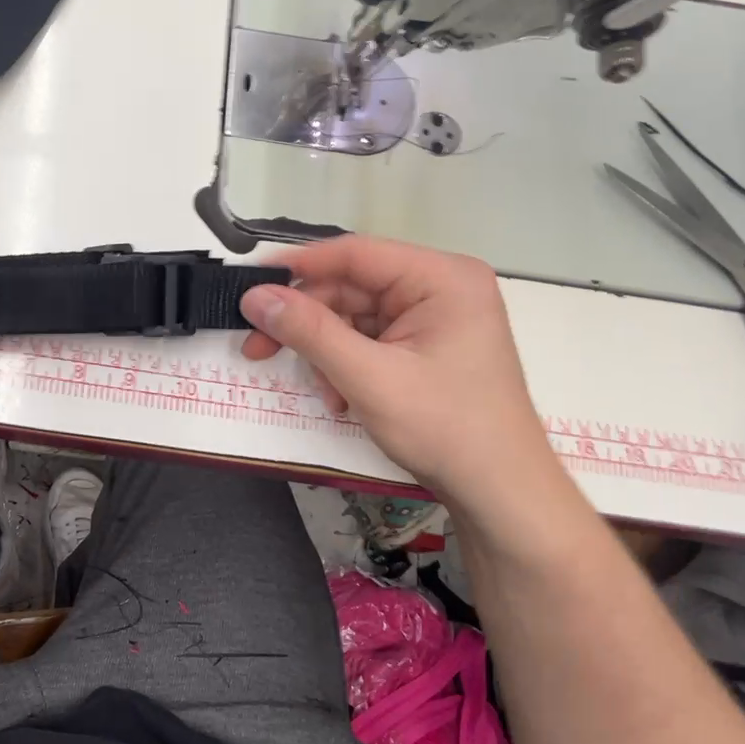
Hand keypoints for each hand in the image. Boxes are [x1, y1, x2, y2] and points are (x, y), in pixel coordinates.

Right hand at [237, 235, 553, 499]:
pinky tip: (342, 396)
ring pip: (350, 316)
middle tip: (257, 349)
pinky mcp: (423, 346)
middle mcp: (439, 288)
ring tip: (325, 391)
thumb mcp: (367, 377)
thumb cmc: (445, 427)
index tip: (247, 287)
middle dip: (306, 323)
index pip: (354, 254)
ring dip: (324, 352)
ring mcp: (433, 318)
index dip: (296, 268)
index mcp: (442, 278)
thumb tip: (254, 297)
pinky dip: (343, 365)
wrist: (497, 488)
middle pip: (348, 287)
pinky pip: (365, 340)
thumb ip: (308, 332)